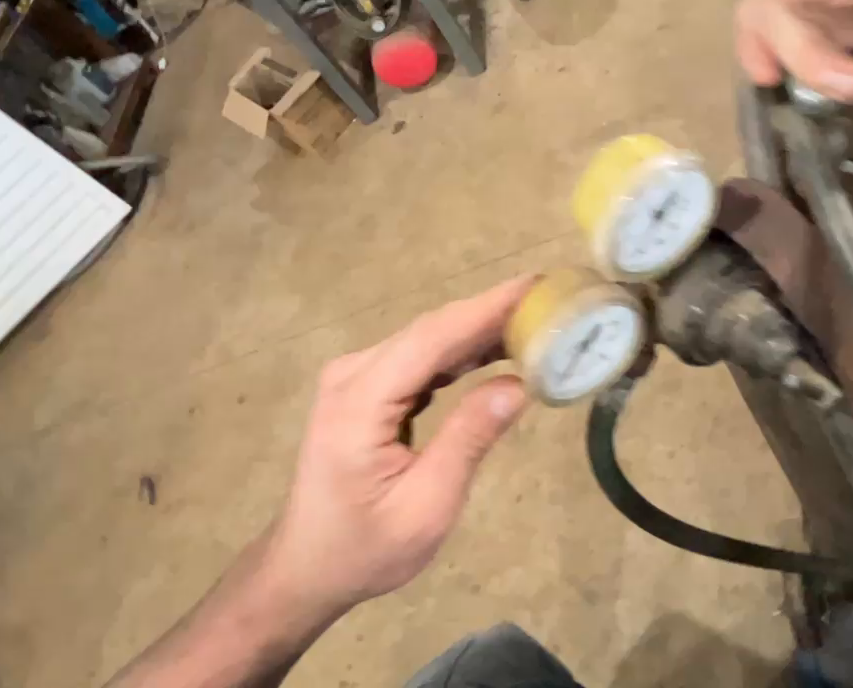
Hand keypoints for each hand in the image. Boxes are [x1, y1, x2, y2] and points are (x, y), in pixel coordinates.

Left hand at [261, 277, 534, 617]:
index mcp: (359, 401)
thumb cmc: (365, 548)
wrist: (304, 567)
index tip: (534, 285)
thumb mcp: (426, 508)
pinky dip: (459, 352)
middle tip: (548, 300)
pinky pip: (419, 357)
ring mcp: (354, 376)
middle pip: (430, 331)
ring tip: (534, 322)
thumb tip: (518, 383)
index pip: (432, 338)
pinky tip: (495, 351)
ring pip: (427, 339)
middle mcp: (352, 373)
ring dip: (478, 330)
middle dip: (490, 312)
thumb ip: (468, 439)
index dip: (485, 309)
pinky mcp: (365, 385)